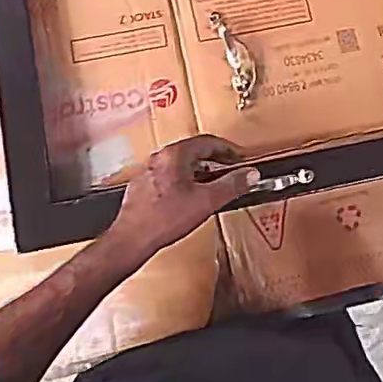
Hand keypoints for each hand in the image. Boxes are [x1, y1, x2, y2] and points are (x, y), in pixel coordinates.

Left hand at [103, 135, 258, 259]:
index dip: (227, 149)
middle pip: (192, 150)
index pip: (207, 142)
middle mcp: (159, 159)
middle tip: (228, 167)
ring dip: (199, 170)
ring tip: (212, 183)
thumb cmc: (162, 219)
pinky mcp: (143, 188)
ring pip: (179, 164)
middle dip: (214, 159)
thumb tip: (250, 175)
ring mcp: (149, 173)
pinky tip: (189, 197)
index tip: (238, 157)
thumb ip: (231, 185)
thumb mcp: (206, 201)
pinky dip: (184, 181)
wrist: (132, 239)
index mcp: (174, 155)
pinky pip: (168, 177)